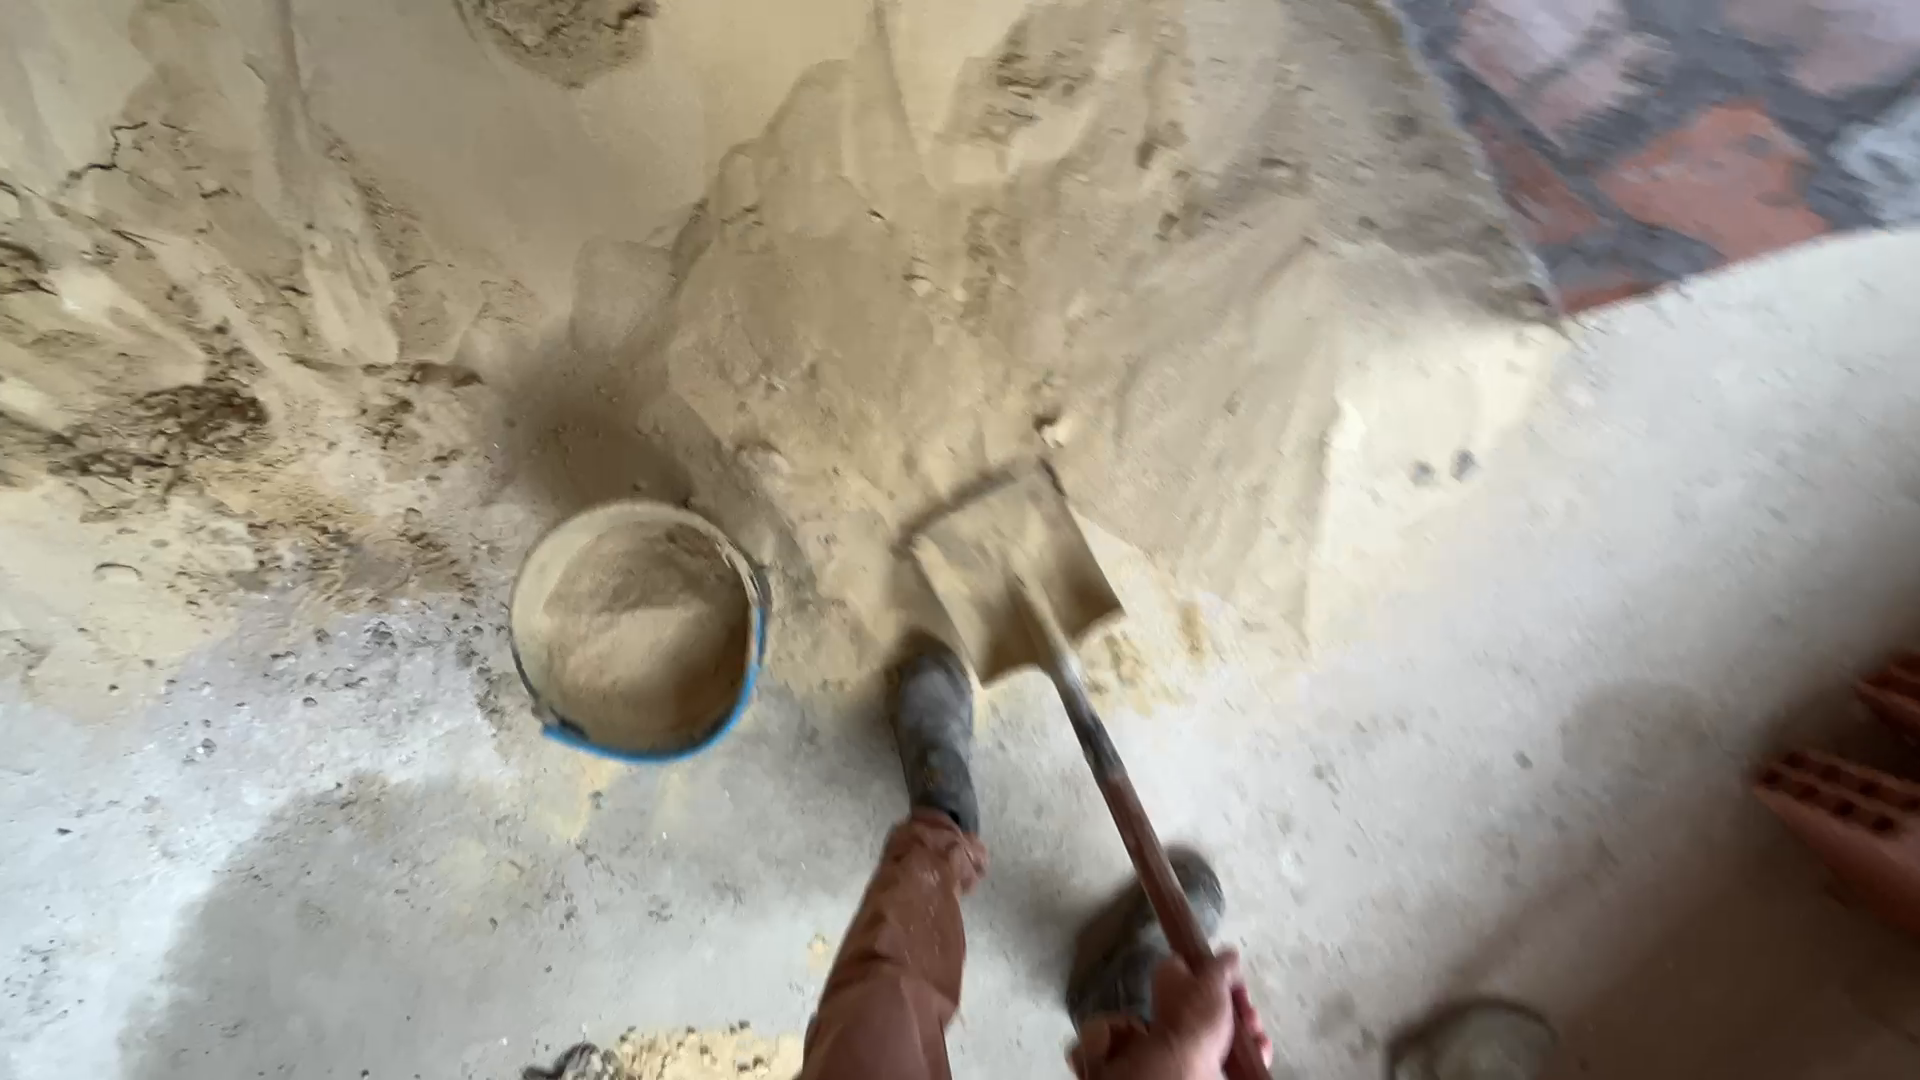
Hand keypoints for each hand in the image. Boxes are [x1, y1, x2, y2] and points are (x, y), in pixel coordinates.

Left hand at [1148, 949, 1271, 1077]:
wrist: (1187, 1064)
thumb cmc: (1196, 1014)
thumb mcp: (1213, 980)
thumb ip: (1224, 965)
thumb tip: (1231, 953)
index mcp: (1171, 974)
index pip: (1196, 962)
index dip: (1219, 969)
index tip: (1236, 979)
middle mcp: (1178, 998)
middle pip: (1217, 993)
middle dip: (1241, 1003)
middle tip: (1249, 1011)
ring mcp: (1191, 1027)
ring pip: (1227, 1020)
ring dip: (1249, 1025)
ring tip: (1256, 1032)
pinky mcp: (1204, 1051)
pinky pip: (1231, 1044)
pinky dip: (1248, 1046)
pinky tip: (1260, 1048)